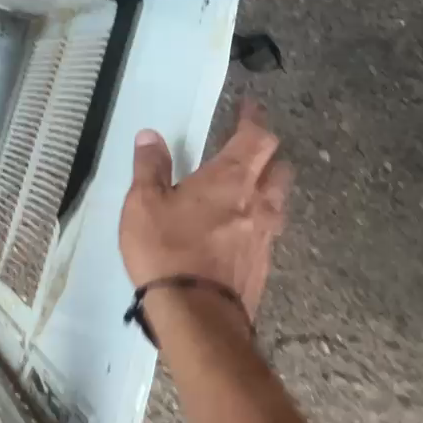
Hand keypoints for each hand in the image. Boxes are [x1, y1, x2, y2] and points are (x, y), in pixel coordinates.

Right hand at [120, 98, 292, 314]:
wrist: (197, 316)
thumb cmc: (166, 248)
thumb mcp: (144, 201)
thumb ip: (150, 166)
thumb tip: (151, 136)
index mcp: (229, 180)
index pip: (255, 139)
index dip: (255, 119)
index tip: (250, 105)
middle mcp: (256, 204)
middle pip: (278, 168)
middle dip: (267, 152)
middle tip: (250, 143)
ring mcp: (264, 237)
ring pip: (277, 200)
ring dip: (267, 184)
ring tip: (248, 182)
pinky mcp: (261, 265)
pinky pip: (267, 228)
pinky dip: (257, 215)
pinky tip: (238, 224)